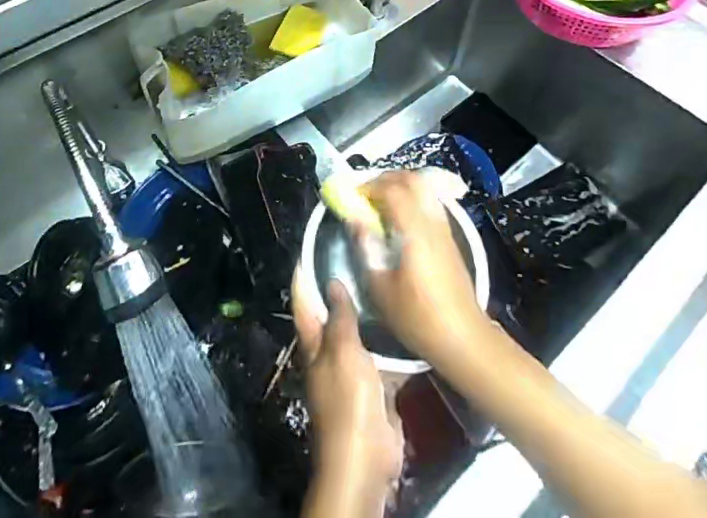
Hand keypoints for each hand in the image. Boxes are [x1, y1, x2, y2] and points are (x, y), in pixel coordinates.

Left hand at [293, 269, 402, 494]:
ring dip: (367, 315)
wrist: (366, 457)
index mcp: (313, 343)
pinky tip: (403, 326)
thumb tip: (331, 282)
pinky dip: (389, 343)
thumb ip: (340, 318)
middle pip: (330, 316)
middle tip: (358, 260)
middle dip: (340, 291)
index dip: (305, 277)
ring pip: (357, 336)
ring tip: (384, 285)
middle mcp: (328, 354)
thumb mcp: (343, 351)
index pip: (304, 302)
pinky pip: (380, 358)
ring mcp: (351, 372)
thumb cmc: (348, 399)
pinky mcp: (374, 389)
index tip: (310, 249)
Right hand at [354, 171, 491, 368]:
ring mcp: (444, 229)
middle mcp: (432, 222)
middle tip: (364, 195)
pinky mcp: (449, 239)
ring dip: (399, 187)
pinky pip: (429, 203)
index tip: (350, 197)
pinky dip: (411, 199)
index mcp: (414, 230)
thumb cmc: (417, 316)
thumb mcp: (379, 287)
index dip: (368, 186)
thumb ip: (366, 247)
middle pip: (411, 180)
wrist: (463, 339)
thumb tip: (354, 219)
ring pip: (423, 189)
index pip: (392, 189)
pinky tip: (398, 220)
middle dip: (384, 179)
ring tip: (378, 204)